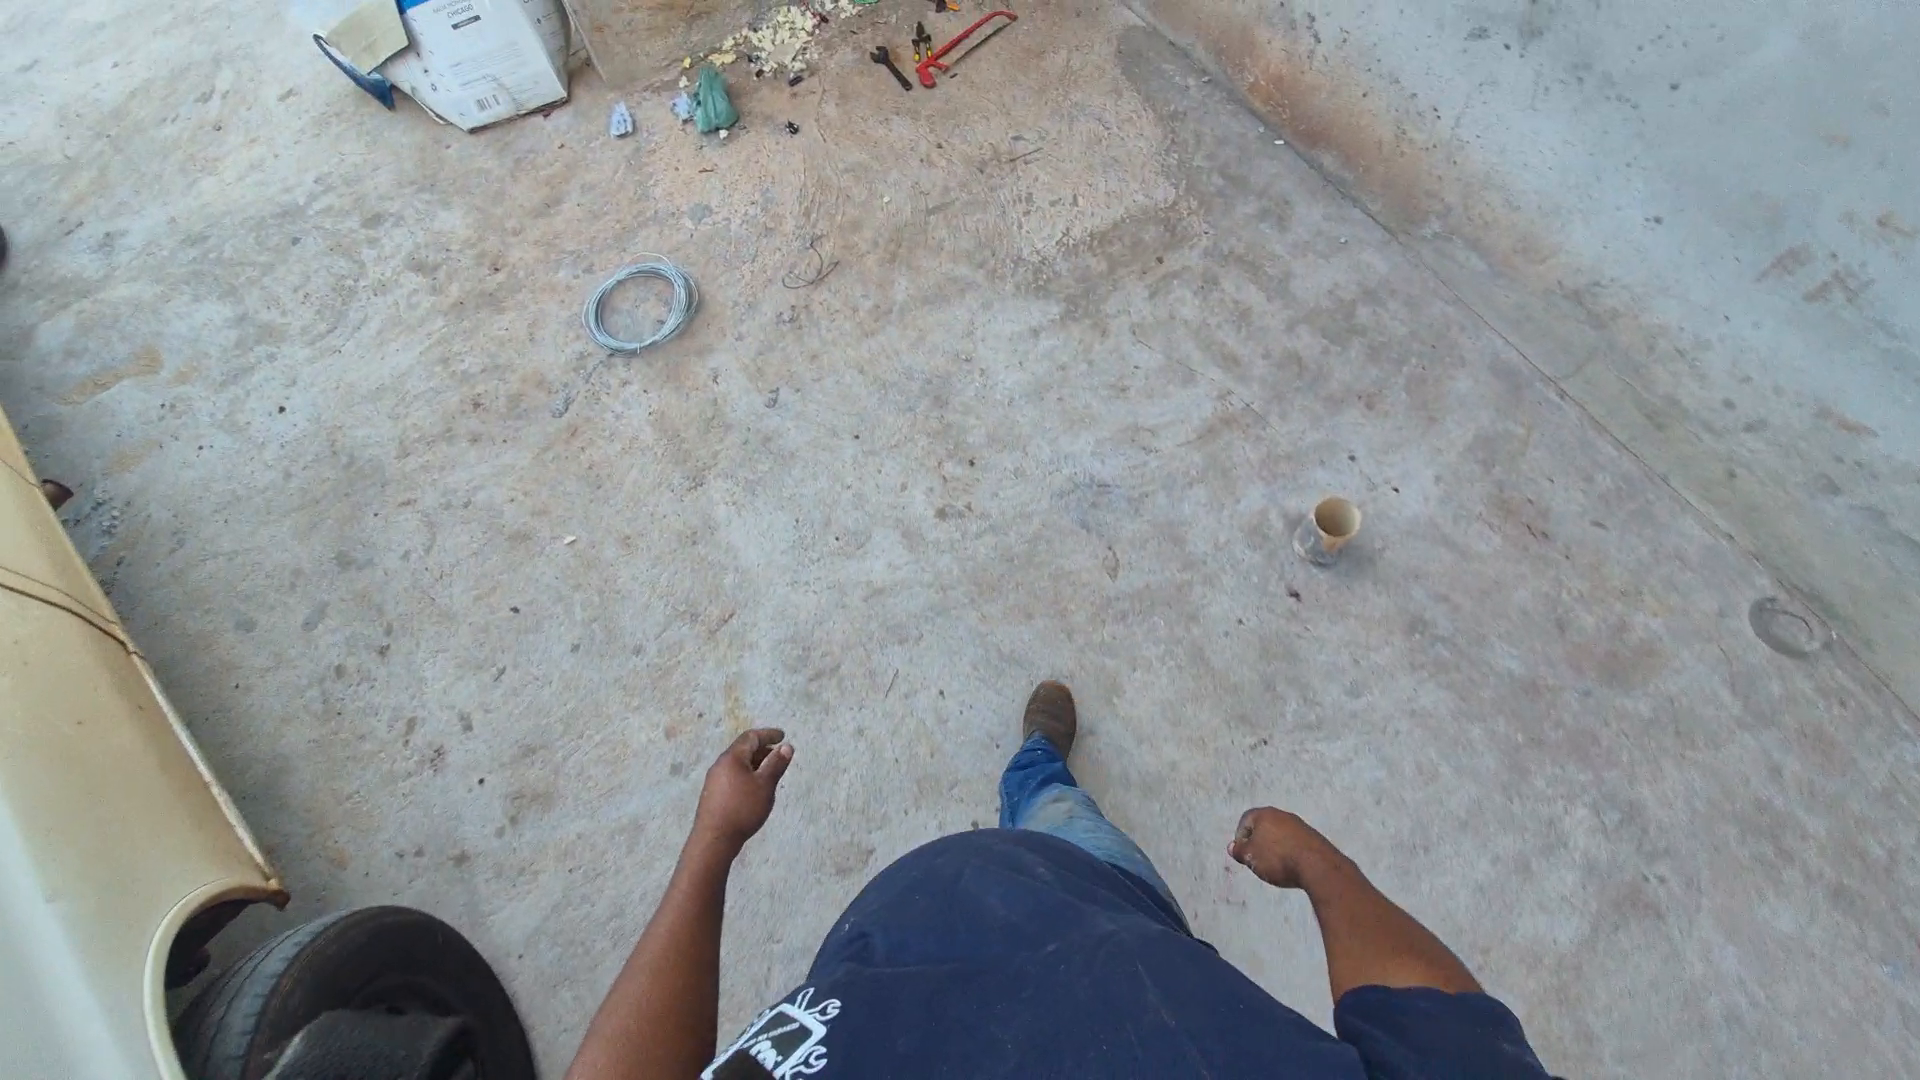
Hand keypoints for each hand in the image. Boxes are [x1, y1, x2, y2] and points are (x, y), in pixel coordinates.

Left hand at [691, 729, 793, 853]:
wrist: (714, 839)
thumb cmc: (743, 808)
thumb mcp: (765, 785)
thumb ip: (776, 764)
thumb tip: (786, 746)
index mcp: (732, 758)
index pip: (751, 737)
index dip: (768, 734)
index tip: (782, 736)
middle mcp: (720, 765)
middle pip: (743, 749)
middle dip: (762, 749)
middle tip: (779, 754)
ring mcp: (714, 780)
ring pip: (737, 764)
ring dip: (755, 763)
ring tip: (769, 772)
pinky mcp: (712, 794)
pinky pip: (732, 775)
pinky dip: (747, 774)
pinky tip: (754, 788)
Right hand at [1228, 807, 1342, 889]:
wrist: (1318, 866)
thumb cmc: (1278, 858)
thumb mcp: (1251, 857)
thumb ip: (1239, 851)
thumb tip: (1231, 847)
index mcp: (1263, 814)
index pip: (1245, 821)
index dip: (1241, 838)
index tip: (1243, 854)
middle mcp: (1282, 815)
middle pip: (1264, 826)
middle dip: (1259, 842)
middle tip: (1258, 860)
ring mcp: (1300, 825)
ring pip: (1281, 834)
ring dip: (1276, 847)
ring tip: (1277, 866)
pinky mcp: (1315, 838)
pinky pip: (1296, 843)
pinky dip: (1291, 852)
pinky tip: (1293, 866)